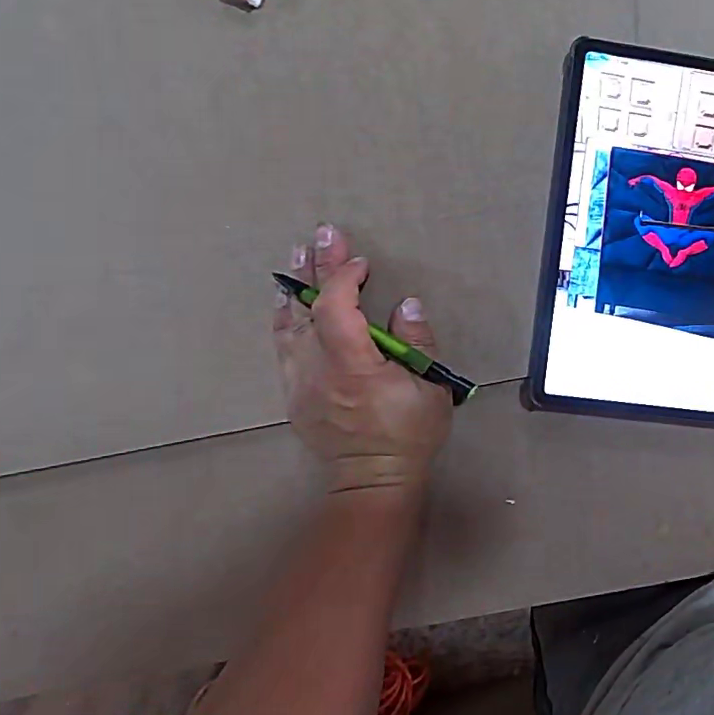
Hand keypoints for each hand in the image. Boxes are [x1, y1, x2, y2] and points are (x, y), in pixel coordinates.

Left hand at [274, 224, 452, 495]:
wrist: (373, 480)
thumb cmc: (409, 435)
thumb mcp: (429, 390)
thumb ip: (417, 345)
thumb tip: (406, 305)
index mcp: (353, 370)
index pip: (338, 311)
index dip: (345, 279)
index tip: (362, 263)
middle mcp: (318, 372)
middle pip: (310, 310)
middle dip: (318, 268)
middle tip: (323, 235)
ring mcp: (301, 383)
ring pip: (289, 326)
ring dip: (297, 288)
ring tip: (298, 257)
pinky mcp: (295, 393)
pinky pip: (284, 346)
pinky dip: (287, 318)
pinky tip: (288, 301)